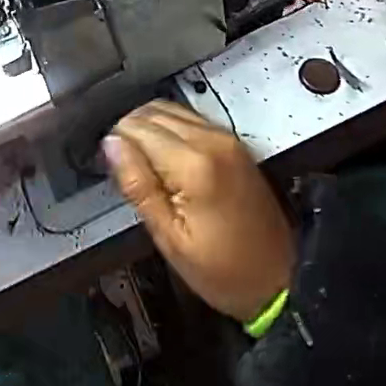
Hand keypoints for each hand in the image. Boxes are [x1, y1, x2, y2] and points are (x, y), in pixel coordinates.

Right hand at [105, 100, 294, 321]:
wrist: (278, 275)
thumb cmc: (224, 269)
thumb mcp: (169, 237)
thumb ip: (138, 185)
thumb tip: (111, 145)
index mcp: (195, 164)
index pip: (138, 128)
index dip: (115, 143)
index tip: (106, 164)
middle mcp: (213, 140)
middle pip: (153, 112)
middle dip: (129, 132)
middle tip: (120, 167)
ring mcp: (226, 137)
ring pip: (171, 109)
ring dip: (148, 128)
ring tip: (140, 165)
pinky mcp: (234, 142)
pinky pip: (191, 119)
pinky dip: (170, 129)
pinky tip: (163, 159)